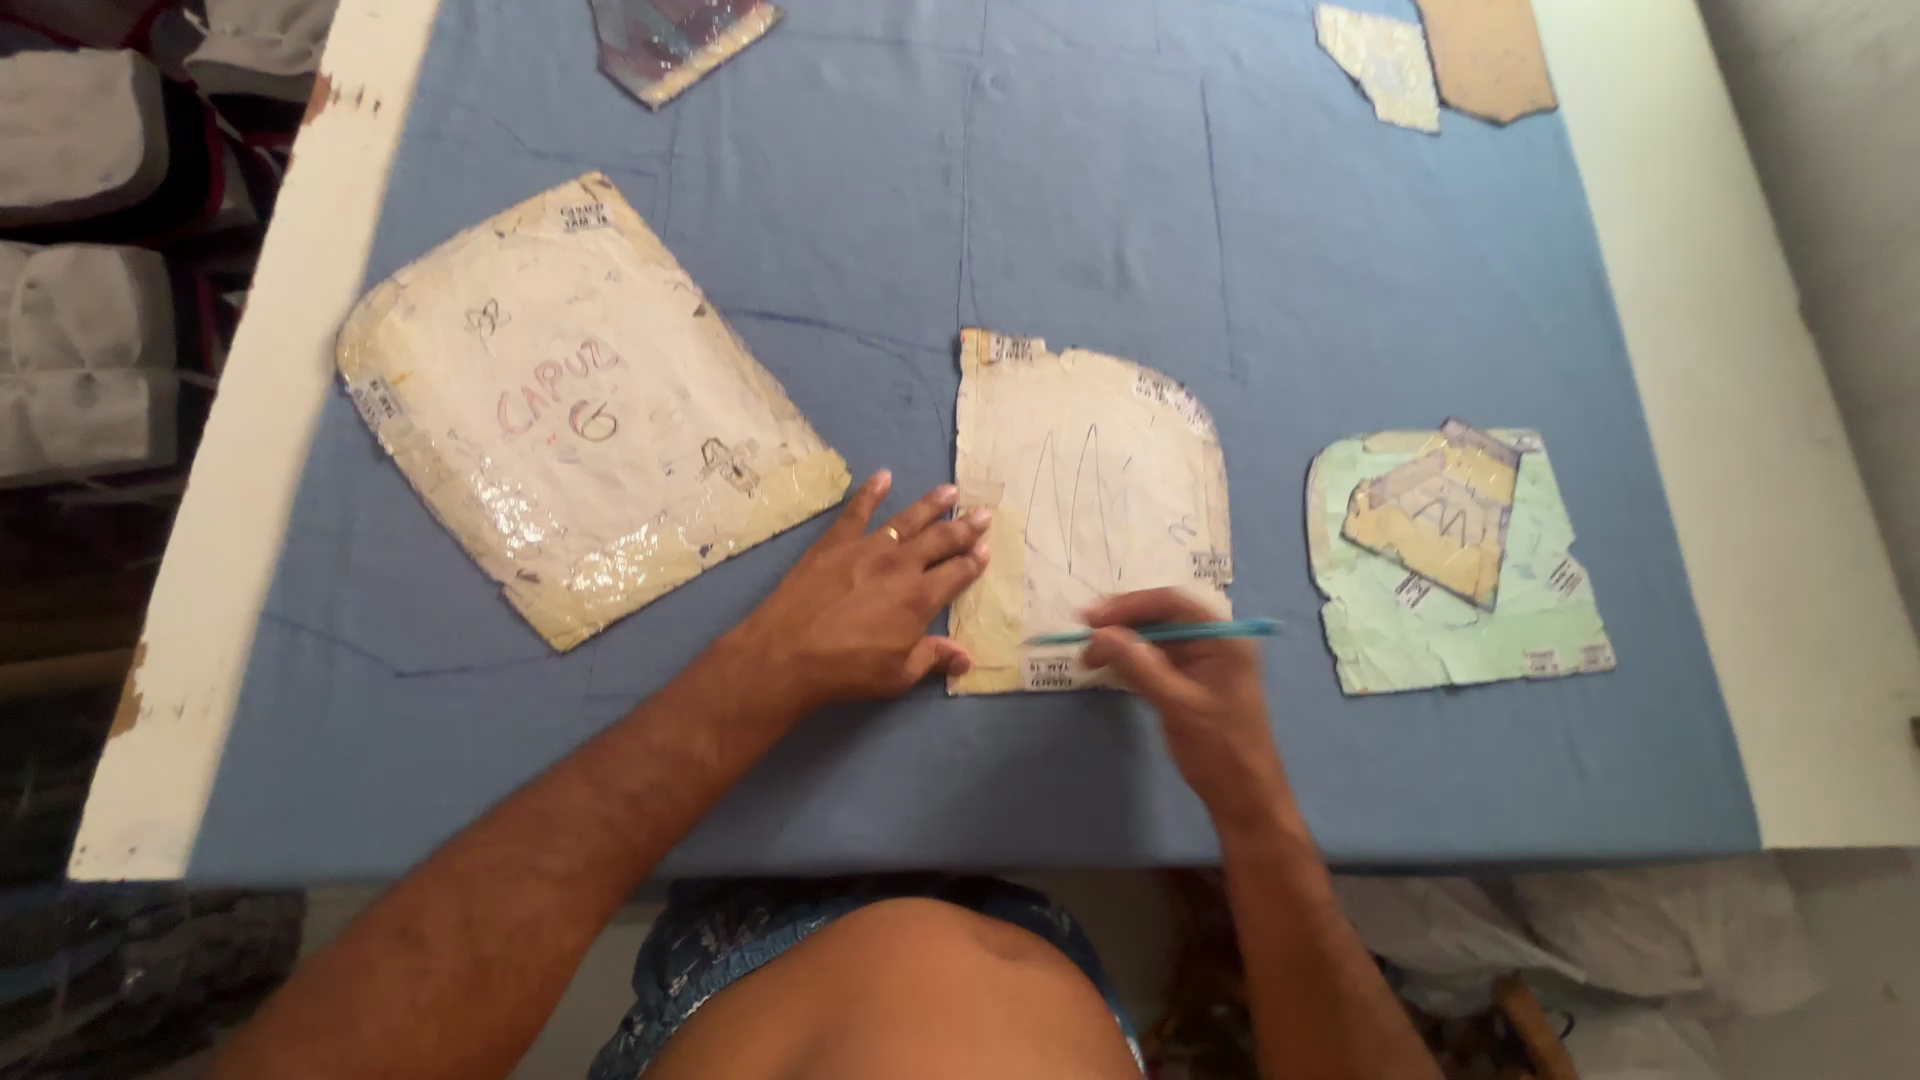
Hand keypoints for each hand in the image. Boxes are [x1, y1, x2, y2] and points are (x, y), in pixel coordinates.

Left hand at [735, 470, 991, 712]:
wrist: (787, 654)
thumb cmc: (847, 670)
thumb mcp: (898, 675)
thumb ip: (933, 658)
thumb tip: (966, 657)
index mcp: (920, 598)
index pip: (957, 573)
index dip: (974, 561)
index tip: (986, 549)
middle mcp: (901, 565)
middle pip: (941, 540)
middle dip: (965, 526)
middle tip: (984, 512)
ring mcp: (868, 548)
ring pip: (908, 519)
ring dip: (932, 504)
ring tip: (950, 490)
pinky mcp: (835, 541)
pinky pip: (858, 510)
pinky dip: (872, 492)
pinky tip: (883, 476)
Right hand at [1082, 589, 1292, 826]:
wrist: (1245, 798)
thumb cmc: (1219, 750)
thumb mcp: (1176, 704)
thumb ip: (1138, 665)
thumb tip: (1099, 634)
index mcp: (1222, 638)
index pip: (1171, 602)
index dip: (1128, 605)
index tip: (1091, 618)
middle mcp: (1214, 641)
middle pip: (1161, 616)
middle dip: (1121, 623)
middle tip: (1085, 635)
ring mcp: (1202, 661)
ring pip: (1154, 638)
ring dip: (1122, 643)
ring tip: (1089, 657)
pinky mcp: (1190, 681)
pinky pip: (1156, 659)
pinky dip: (1130, 661)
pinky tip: (1107, 668)